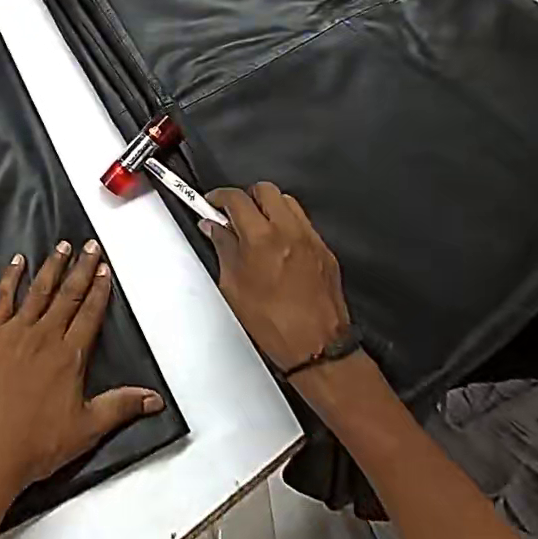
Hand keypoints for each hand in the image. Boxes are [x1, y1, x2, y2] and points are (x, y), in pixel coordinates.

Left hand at [0, 240, 165, 502]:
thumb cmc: (38, 443)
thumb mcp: (87, 428)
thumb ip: (121, 406)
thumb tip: (155, 399)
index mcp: (70, 354)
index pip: (90, 312)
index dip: (99, 289)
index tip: (105, 269)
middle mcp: (45, 335)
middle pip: (68, 294)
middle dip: (81, 267)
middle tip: (90, 245)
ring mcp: (17, 331)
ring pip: (39, 289)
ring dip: (53, 266)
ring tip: (62, 246)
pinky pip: (3, 298)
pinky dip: (11, 277)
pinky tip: (17, 261)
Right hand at [203, 183, 351, 372]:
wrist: (317, 348)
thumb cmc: (275, 324)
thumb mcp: (233, 285)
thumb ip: (223, 248)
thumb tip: (215, 229)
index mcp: (262, 239)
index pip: (236, 198)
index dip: (218, 196)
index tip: (212, 202)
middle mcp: (289, 232)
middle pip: (265, 190)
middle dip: (246, 197)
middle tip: (234, 214)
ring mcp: (311, 240)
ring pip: (287, 202)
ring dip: (269, 207)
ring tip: (257, 228)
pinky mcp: (325, 251)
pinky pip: (304, 223)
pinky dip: (288, 225)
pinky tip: (278, 245)